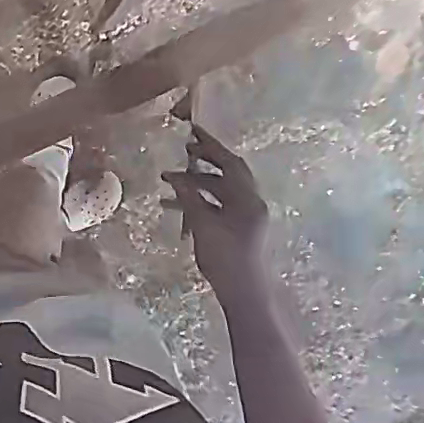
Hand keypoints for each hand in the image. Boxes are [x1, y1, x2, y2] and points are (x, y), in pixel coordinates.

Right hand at [162, 126, 269, 291]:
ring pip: (221, 191)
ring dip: (198, 184)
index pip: (229, 162)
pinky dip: (200, 202)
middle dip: (205, 161)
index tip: (192, 130)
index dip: (210, 145)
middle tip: (184, 150)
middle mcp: (251, 202)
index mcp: (248, 198)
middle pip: (228, 173)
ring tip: (171, 181)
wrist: (244, 292)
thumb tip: (176, 176)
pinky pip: (218, 206)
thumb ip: (190, 198)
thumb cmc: (225, 258)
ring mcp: (246, 216)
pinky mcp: (239, 228)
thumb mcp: (204, 226)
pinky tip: (176, 206)